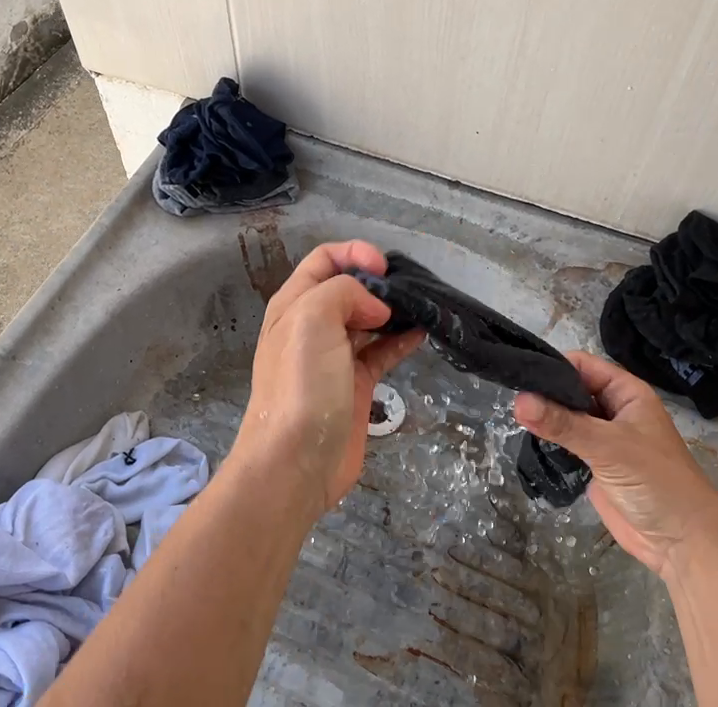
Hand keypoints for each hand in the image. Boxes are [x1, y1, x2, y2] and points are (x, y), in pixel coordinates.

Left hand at [230, 241, 423, 516]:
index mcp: (294, 304)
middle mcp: (313, 325)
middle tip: (410, 288)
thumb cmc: (300, 385)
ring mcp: (335, 356)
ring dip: (394, 310)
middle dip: (379, 282)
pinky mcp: (356, 385)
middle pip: (349, 288)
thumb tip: (375, 308)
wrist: (294, 463)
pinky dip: (402, 340)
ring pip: (369, 320)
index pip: (325, 260)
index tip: (385, 267)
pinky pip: (382, 352)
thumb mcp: (312, 318)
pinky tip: (423, 333)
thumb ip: (344, 292)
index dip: (355, 253)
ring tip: (423, 306)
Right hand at [514, 351, 717, 575]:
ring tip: (514, 418)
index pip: (582, 365)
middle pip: (572, 390)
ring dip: (546, 419)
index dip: (553, 366)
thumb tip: (518, 401)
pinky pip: (566, 444)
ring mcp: (604, 439)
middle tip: (511, 399)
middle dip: (545, 393)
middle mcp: (614, 410)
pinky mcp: (594, 466)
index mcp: (626, 393)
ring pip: (567, 418)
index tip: (519, 374)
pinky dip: (549, 442)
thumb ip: (563, 424)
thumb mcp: (609, 446)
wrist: (681, 543)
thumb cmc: (656, 482)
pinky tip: (528, 440)